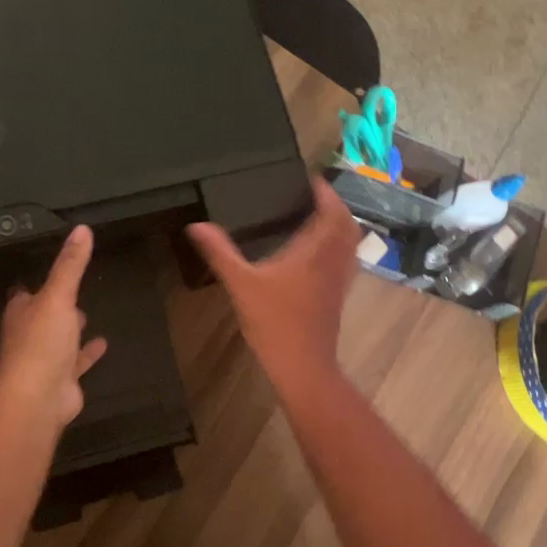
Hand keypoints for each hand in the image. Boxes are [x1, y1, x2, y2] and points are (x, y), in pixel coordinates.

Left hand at [0, 225, 107, 426]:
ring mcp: (44, 359)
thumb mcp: (58, 296)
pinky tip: (103, 343)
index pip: (24, 293)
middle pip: (40, 316)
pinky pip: (77, 362)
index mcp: (21, 313)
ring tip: (86, 315)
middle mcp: (28, 335)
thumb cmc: (41, 342)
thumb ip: (70, 266)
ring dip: (70, 330)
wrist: (38, 398)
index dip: (34, 283)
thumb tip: (82, 229)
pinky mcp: (61, 379)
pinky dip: (88, 353)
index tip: (48, 270)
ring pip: (58, 339)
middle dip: (53, 305)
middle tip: (70, 291)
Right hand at [186, 179, 359, 385]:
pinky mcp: (338, 297)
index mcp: (315, 251)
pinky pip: (345, 261)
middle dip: (335, 206)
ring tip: (317, 219)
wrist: (303, 367)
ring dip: (339, 227)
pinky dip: (338, 248)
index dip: (325, 192)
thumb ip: (220, 253)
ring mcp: (339, 281)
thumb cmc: (275, 322)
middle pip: (347, 224)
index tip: (310, 179)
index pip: (331, 211)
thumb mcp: (241, 285)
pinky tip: (317, 255)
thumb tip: (196, 226)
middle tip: (314, 197)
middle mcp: (334, 261)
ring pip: (350, 244)